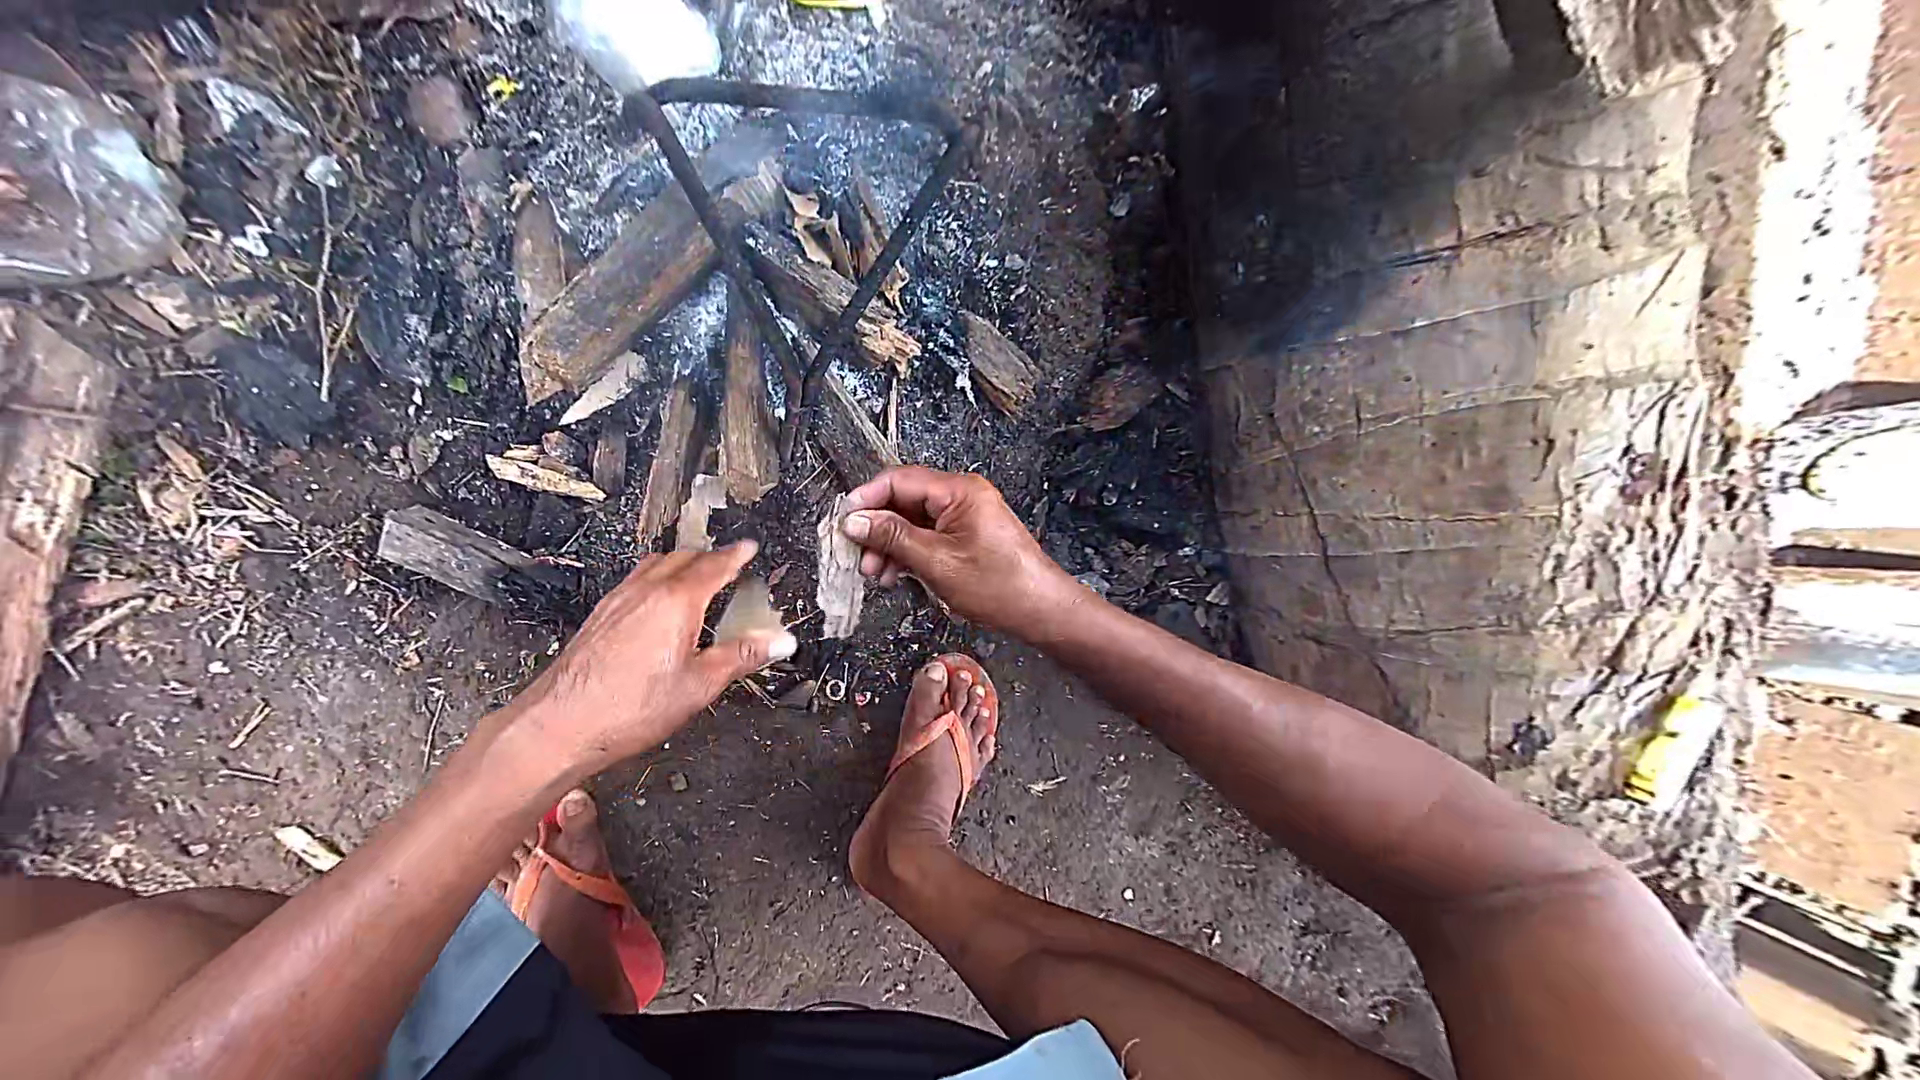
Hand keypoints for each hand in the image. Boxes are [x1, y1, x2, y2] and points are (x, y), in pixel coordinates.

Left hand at [507, 542, 796, 774]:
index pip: (715, 566)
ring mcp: (619, 601)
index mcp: (676, 602)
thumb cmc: (624, 708)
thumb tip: (778, 641)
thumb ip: (743, 656)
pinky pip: (636, 580)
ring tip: (697, 576)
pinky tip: (658, 603)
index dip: (737, 555)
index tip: (748, 547)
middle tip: (729, 563)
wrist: (558, 725)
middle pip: (685, 558)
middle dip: (711, 557)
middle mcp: (646, 592)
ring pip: (656, 565)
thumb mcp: (700, 684)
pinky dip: (658, 578)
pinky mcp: (601, 616)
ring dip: (682, 563)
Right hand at [839, 467, 1079, 636]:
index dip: (866, 499)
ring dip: (890, 546)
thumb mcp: (936, 562)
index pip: (899, 480)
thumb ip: (893, 537)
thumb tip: (857, 521)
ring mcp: (964, 516)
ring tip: (876, 573)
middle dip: (877, 529)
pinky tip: (896, 574)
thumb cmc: (1001, 585)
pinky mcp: (965, 536)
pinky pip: (927, 536)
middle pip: (904, 501)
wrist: (1039, 609)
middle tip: (859, 555)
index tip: (844, 520)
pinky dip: (908, 554)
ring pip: (912, 522)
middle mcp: (962, 496)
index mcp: (959, 491)